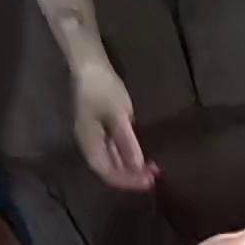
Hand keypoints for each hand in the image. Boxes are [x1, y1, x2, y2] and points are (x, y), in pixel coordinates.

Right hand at [73, 60, 156, 190]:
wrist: (91, 63)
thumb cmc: (102, 87)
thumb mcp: (117, 114)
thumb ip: (126, 142)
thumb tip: (137, 167)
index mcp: (89, 144)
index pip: (107, 173)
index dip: (127, 181)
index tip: (148, 181)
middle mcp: (91, 146)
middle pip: (111, 171)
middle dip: (133, 177)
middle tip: (155, 177)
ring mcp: (97, 139)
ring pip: (115, 163)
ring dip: (133, 169)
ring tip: (153, 170)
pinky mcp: (104, 132)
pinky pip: (118, 152)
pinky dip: (131, 158)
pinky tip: (144, 158)